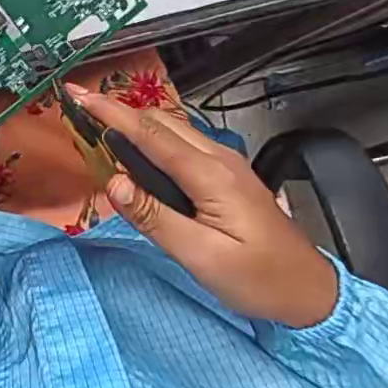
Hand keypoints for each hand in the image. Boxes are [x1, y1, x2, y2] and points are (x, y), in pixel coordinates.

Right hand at [67, 84, 337, 327]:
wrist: (309, 291)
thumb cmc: (258, 279)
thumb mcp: (201, 256)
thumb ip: (154, 218)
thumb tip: (114, 183)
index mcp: (211, 176)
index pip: (150, 135)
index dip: (110, 112)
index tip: (78, 95)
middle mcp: (219, 159)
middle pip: (160, 122)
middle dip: (117, 111)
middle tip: (80, 113)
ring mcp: (225, 165)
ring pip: (172, 130)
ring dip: (134, 124)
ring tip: (99, 130)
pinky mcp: (225, 176)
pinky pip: (182, 146)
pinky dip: (151, 141)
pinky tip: (136, 156)